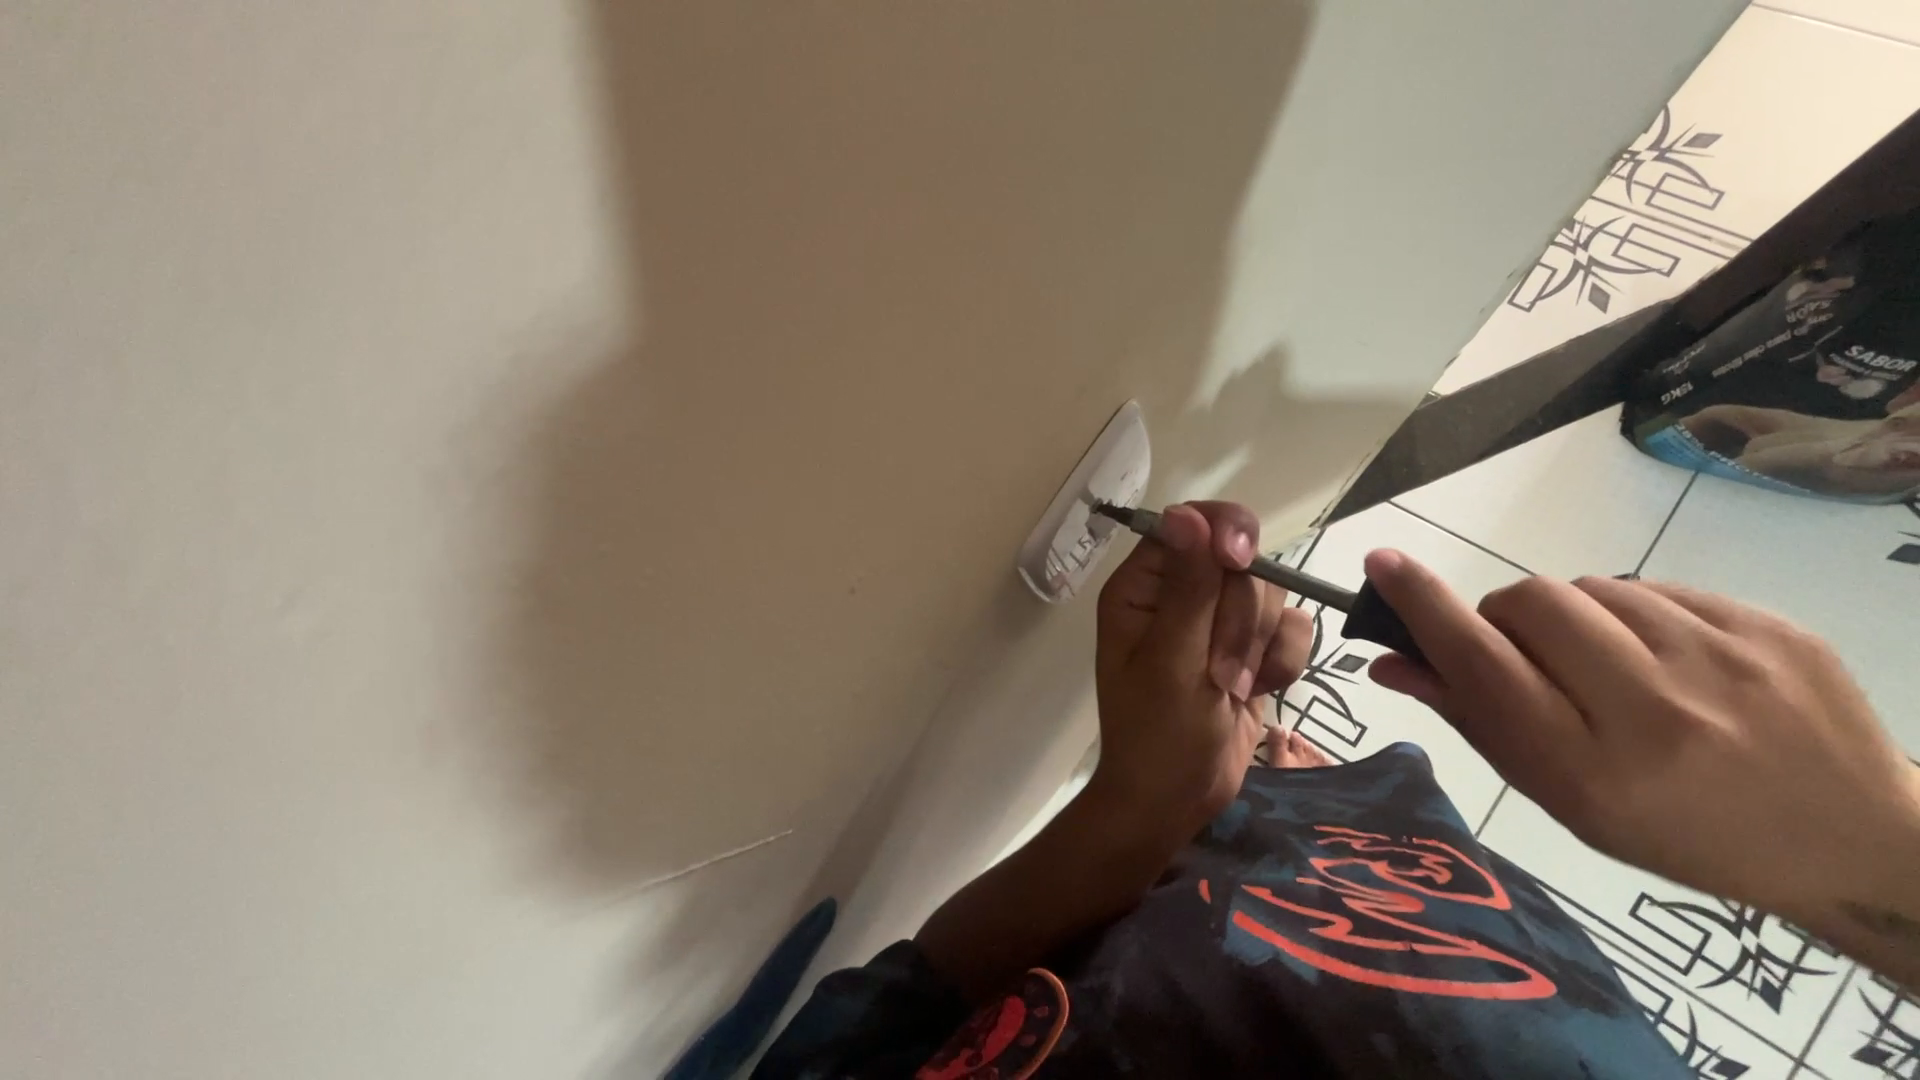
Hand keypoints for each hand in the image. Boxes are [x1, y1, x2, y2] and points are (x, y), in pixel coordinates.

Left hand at [1091, 501, 1312, 837]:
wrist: (1177, 800)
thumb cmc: (1158, 735)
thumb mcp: (1172, 660)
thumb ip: (1189, 587)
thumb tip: (1186, 511)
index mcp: (1143, 587)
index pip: (1192, 526)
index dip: (1224, 536)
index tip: (1241, 560)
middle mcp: (1179, 595)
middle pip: (1241, 563)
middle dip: (1240, 621)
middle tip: (1217, 670)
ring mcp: (1216, 623)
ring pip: (1270, 596)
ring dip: (1259, 646)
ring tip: (1230, 686)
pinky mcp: (1249, 648)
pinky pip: (1289, 628)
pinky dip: (1282, 660)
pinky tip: (1257, 690)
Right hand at [1363, 551, 1919, 926]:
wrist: (1853, 843)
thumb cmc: (1674, 829)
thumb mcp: (1562, 796)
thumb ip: (1473, 719)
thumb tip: (1390, 663)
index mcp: (1592, 768)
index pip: (1483, 664)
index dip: (1425, 608)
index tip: (1384, 562)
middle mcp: (1657, 711)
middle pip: (1530, 604)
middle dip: (1505, 615)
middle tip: (1530, 654)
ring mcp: (1725, 662)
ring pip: (1590, 588)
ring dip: (1572, 616)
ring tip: (1611, 666)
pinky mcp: (1772, 629)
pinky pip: (1654, 588)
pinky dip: (1633, 615)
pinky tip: (1667, 660)